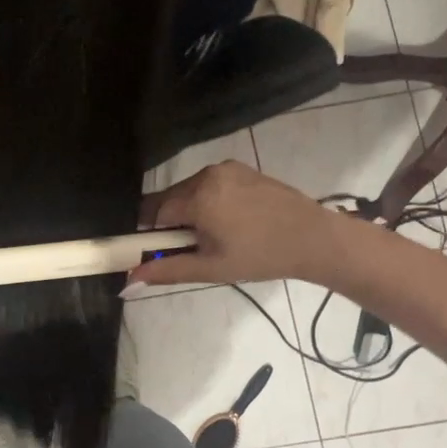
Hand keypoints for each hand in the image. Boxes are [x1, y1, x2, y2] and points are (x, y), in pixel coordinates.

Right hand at [127, 161, 347, 287]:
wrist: (316, 239)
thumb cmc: (261, 257)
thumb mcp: (211, 268)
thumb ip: (167, 270)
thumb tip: (130, 279)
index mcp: (198, 197)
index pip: (152, 212)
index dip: (150, 234)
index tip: (159, 251)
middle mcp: (207, 174)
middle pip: (169, 198)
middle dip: (169, 223)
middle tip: (189, 248)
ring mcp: (226, 168)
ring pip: (188, 191)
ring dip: (189, 212)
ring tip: (212, 236)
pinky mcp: (241, 169)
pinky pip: (209, 184)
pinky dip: (208, 201)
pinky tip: (228, 222)